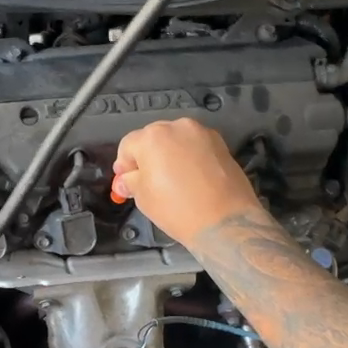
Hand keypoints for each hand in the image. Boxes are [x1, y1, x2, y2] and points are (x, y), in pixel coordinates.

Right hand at [113, 118, 270, 247]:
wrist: (223, 220)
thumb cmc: (176, 208)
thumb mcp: (142, 197)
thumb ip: (130, 182)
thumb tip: (126, 179)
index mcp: (152, 137)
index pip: (128, 145)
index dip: (124, 165)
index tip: (126, 182)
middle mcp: (177, 127)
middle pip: (152, 138)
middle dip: (147, 156)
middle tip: (149, 181)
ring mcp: (202, 132)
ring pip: (175, 140)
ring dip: (169, 154)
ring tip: (173, 180)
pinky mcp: (220, 143)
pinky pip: (195, 145)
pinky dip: (188, 156)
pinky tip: (191, 177)